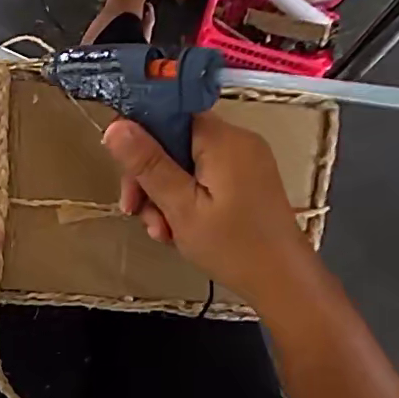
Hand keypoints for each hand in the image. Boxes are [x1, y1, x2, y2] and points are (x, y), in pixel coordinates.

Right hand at [101, 112, 321, 308]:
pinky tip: (179, 231)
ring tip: (162, 233)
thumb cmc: (232, 247)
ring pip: (185, 166)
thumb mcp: (181, 208)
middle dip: (150, 179)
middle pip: (174, 143)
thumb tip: (115, 126)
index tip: (124, 173)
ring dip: (164, 197)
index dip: (140, 139)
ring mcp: (244, 162)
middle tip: (136, 213)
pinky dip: (185, 202)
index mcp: (223, 139)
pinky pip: (203, 180)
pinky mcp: (246, 182)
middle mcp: (236, 141)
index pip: (170, 114)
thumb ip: (148, 165)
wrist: (283, 282)